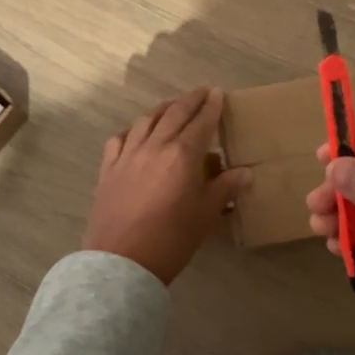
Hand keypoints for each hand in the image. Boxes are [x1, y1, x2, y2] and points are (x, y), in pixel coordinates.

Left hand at [83, 88, 250, 285]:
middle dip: (190, 99)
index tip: (218, 93)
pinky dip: (132, 130)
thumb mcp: (205, 216)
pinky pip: (119, 139)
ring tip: (172, 106)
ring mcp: (128, 155)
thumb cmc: (170, 240)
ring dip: (162, 108)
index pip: (201, 122)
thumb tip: (246, 172)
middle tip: (202, 92)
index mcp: (182, 155)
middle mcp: (155, 146)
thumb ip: (225, 189)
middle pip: (174, 113)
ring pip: (146, 120)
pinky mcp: (109, 169)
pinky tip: (136, 133)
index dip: (211, 106)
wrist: (122, 262)